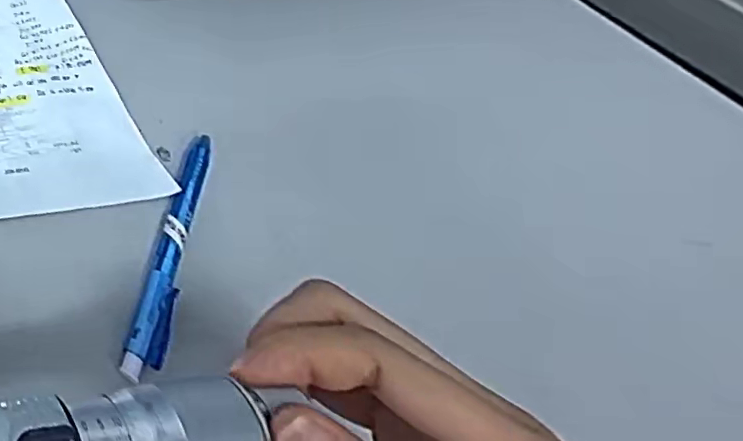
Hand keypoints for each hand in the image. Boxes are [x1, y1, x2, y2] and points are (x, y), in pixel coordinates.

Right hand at [230, 280, 556, 440]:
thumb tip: (289, 418)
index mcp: (497, 434)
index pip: (367, 346)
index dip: (294, 350)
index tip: (245, 375)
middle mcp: (469, 407)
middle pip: (345, 312)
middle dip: (282, 334)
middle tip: (247, 377)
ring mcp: (441, 409)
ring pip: (337, 327)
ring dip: (286, 350)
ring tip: (258, 391)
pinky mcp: (415, 424)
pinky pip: (341, 368)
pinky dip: (301, 373)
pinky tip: (287, 402)